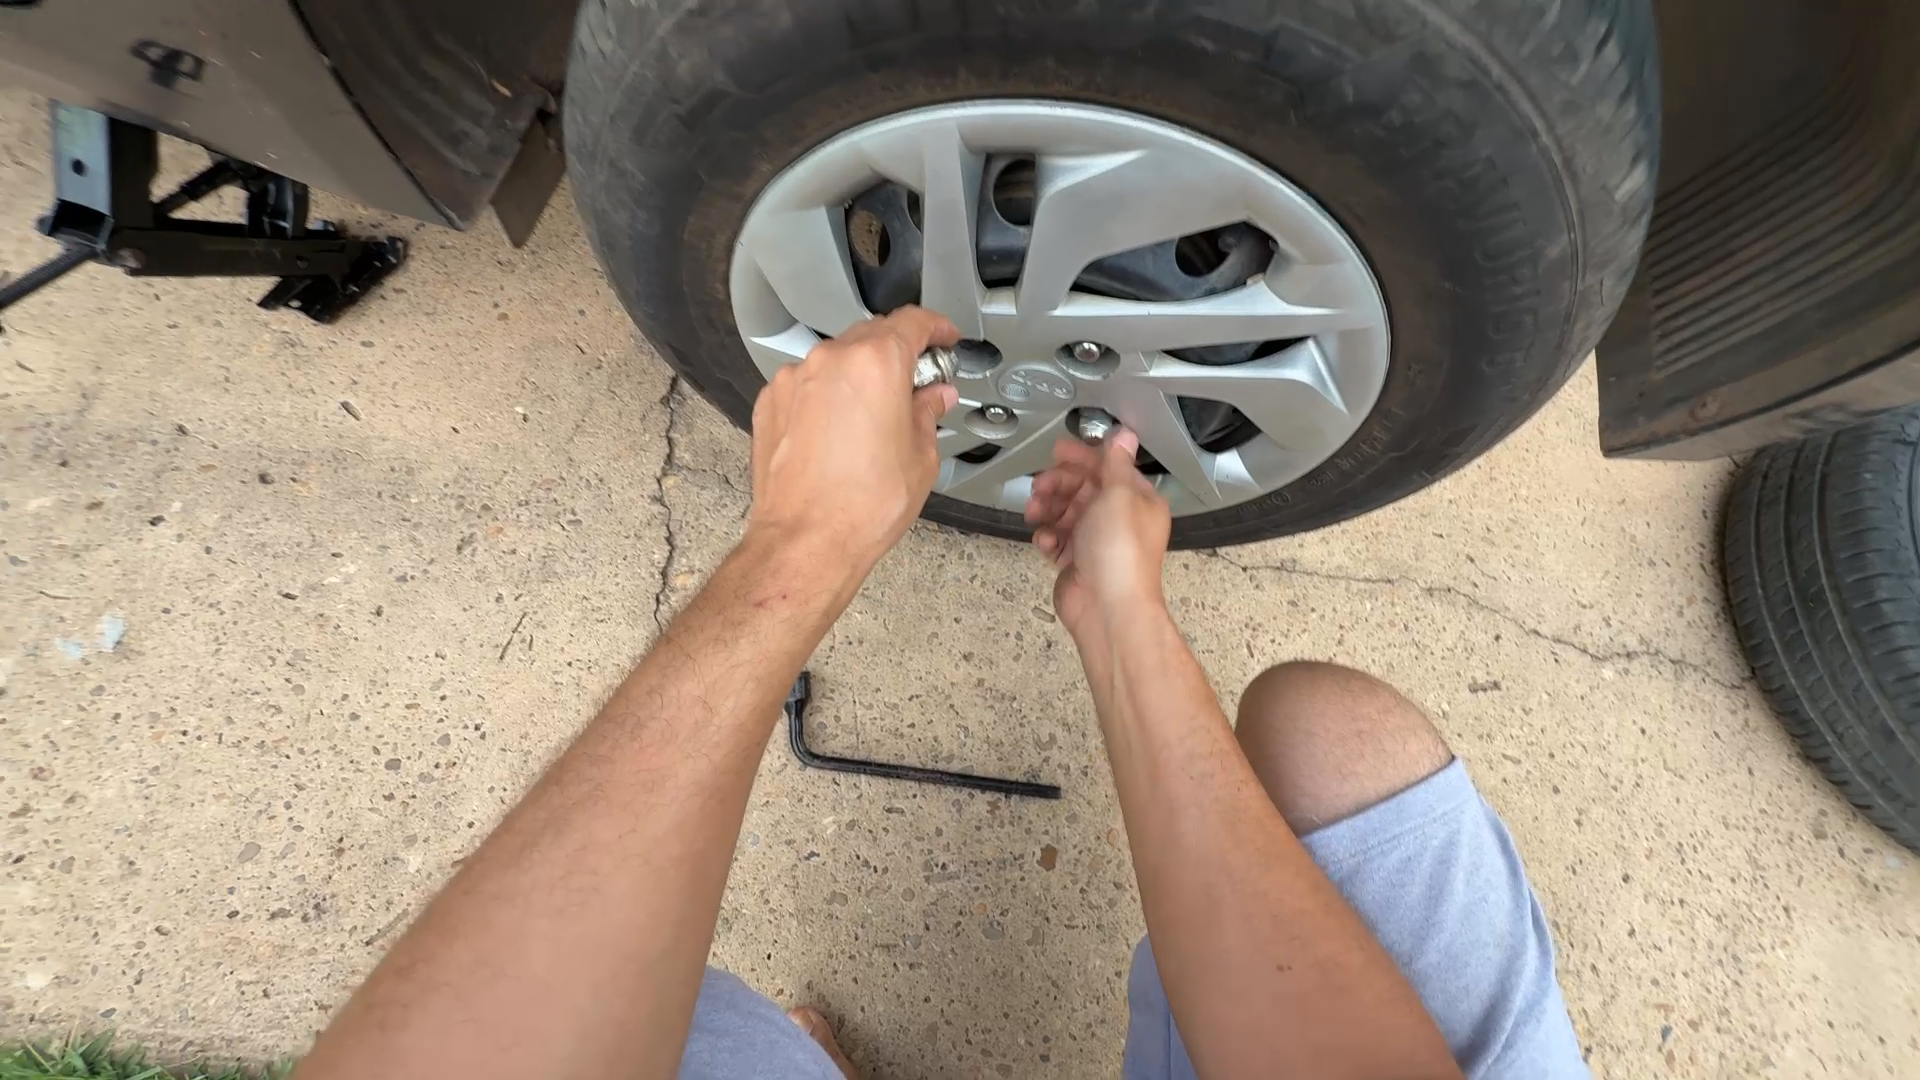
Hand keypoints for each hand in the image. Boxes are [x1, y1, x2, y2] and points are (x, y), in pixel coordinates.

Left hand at [747, 306, 959, 572]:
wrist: (806, 540)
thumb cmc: (861, 506)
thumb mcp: (920, 457)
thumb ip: (928, 413)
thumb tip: (934, 398)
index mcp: (876, 364)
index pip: (912, 323)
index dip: (936, 327)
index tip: (944, 338)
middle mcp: (830, 361)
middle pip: (872, 337)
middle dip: (898, 355)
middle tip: (918, 383)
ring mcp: (794, 380)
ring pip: (837, 361)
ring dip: (860, 377)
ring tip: (877, 416)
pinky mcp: (771, 403)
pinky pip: (807, 385)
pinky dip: (828, 396)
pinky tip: (841, 432)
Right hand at [1023, 428, 1171, 644]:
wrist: (1107, 606)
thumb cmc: (1119, 552)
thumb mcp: (1118, 494)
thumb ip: (1115, 462)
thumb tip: (1125, 435)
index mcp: (1136, 500)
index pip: (1107, 468)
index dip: (1081, 458)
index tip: (1057, 452)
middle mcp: (1118, 519)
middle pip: (1081, 489)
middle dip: (1058, 485)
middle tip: (1041, 486)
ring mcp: (1096, 541)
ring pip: (1065, 513)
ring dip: (1047, 509)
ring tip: (1036, 512)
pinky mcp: (1077, 561)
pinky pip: (1057, 540)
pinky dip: (1047, 537)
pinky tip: (1046, 541)